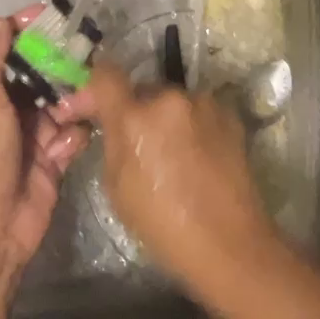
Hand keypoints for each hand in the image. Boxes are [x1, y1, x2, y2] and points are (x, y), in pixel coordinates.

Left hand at [0, 8, 90, 318]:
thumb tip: (1, 21)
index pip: (4, 49)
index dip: (23, 30)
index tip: (49, 15)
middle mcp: (9, 109)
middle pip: (38, 73)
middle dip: (58, 62)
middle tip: (84, 48)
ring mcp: (33, 135)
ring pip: (60, 101)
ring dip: (71, 99)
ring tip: (84, 97)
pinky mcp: (54, 159)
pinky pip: (72, 134)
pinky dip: (75, 134)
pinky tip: (70, 141)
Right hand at [58, 62, 281, 290]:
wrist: (230, 246)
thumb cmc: (163, 225)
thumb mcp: (117, 186)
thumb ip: (111, 141)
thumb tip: (111, 122)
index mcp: (134, 118)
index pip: (105, 74)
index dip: (94, 88)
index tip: (90, 107)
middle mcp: (169, 99)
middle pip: (142, 90)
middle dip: (135, 111)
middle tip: (138, 142)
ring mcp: (202, 103)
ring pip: (172, 101)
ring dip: (166, 118)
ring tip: (173, 153)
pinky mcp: (228, 114)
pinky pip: (198, 111)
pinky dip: (192, 126)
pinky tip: (198, 155)